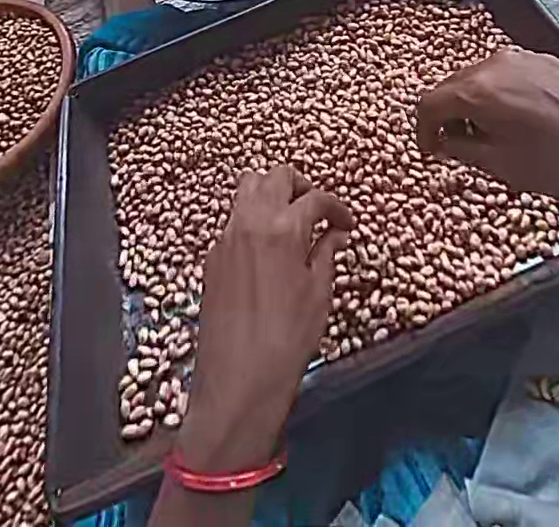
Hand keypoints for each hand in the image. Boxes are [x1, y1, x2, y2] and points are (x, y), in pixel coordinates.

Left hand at [175, 165, 353, 471]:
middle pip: (276, 177)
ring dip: (272, 194)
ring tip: (289, 222)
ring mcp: (226, 236)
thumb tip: (335, 233)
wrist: (237, 381)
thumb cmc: (288, 339)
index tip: (345, 224)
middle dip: (301, 187)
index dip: (336, 208)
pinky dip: (253, 220)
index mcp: (283, 227)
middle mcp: (250, 221)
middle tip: (316, 212)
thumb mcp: (318, 294)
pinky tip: (266, 250)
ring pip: (248, 188)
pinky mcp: (212, 255)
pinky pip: (234, 219)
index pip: (315, 198)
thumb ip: (326, 253)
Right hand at [416, 49, 558, 210]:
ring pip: (477, 78)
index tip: (430, 151)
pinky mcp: (544, 60)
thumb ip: (462, 148)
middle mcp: (496, 63)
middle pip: (451, 86)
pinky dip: (495, 95)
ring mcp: (523, 57)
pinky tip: (513, 120)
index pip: (430, 103)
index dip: (423, 130)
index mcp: (481, 89)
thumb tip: (444, 141)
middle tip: (454, 146)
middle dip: (446, 116)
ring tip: (486, 136)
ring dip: (471, 105)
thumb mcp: (504, 167)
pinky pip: (503, 74)